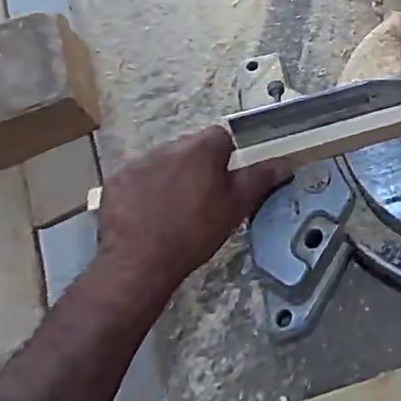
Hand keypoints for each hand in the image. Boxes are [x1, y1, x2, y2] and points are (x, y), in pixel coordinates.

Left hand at [95, 127, 288, 288]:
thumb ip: (261, 178)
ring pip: (165, 162)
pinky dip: (145, 189)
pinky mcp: (115, 183)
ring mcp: (139, 164)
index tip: (228, 177)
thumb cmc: (195, 231)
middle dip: (198, 165)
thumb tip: (285, 163)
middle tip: (204, 195)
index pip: (222, 136)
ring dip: (172, 175)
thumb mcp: (237, 206)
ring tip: (174, 207)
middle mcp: (170, 147)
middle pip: (192, 147)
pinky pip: (138, 178)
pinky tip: (148, 213)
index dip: (228, 154)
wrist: (138, 265)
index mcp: (203, 147)